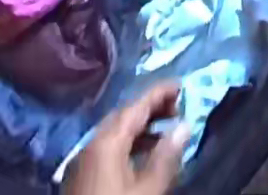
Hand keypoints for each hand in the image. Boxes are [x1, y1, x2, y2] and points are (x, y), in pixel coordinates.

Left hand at [62, 81, 189, 194]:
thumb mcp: (147, 194)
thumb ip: (166, 159)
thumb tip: (184, 126)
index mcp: (107, 141)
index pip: (136, 106)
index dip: (159, 93)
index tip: (181, 84)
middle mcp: (92, 143)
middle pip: (124, 115)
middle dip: (151, 108)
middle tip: (179, 107)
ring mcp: (84, 161)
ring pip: (116, 133)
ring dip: (142, 128)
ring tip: (168, 131)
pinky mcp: (82, 179)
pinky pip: (109, 149)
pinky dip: (130, 144)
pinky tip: (145, 156)